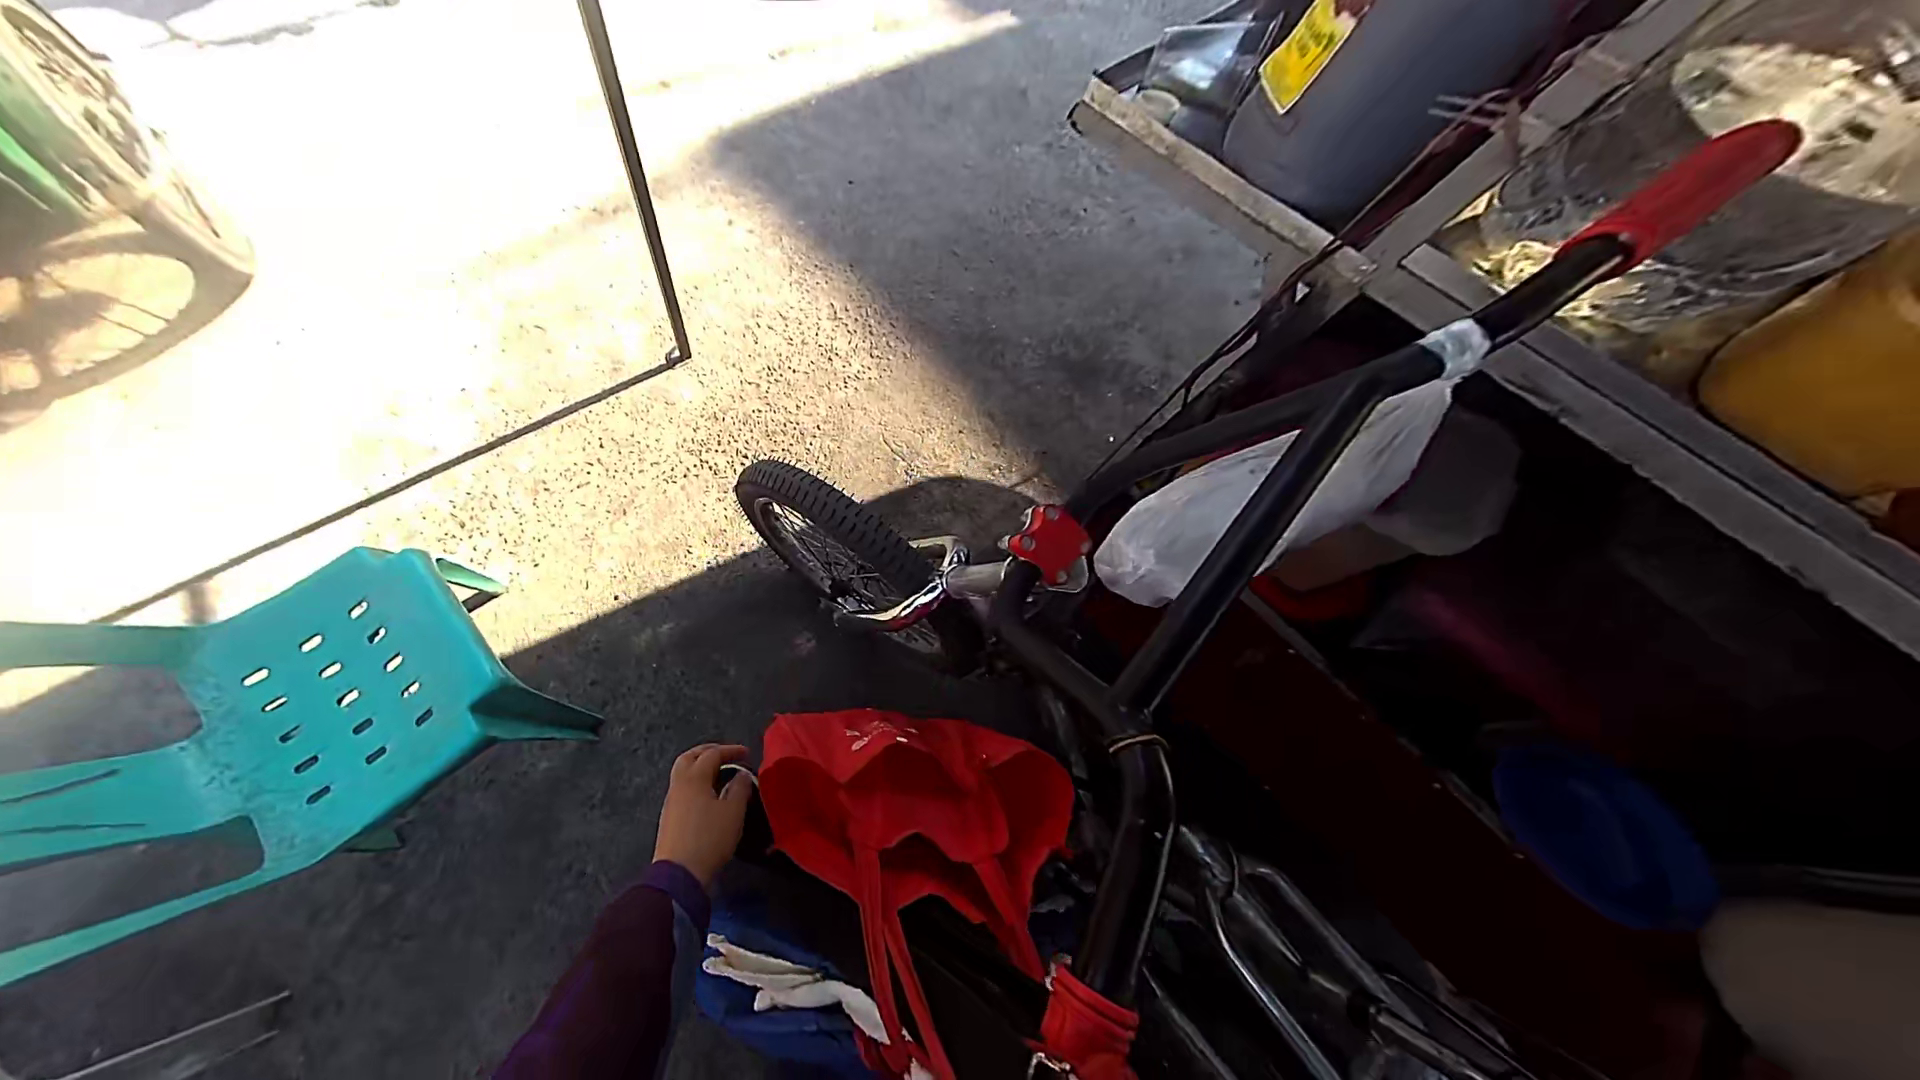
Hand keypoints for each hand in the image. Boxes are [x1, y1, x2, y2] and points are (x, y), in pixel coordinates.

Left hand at [653, 743, 752, 886]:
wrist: (679, 875)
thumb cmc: (710, 839)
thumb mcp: (734, 812)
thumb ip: (740, 788)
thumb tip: (741, 775)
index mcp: (694, 779)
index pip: (711, 754)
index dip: (730, 750)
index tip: (746, 754)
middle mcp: (678, 786)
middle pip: (689, 758)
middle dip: (708, 752)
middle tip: (725, 755)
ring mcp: (670, 803)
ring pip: (683, 774)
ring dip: (701, 768)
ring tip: (720, 775)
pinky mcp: (669, 819)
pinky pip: (682, 790)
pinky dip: (696, 784)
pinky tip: (709, 796)